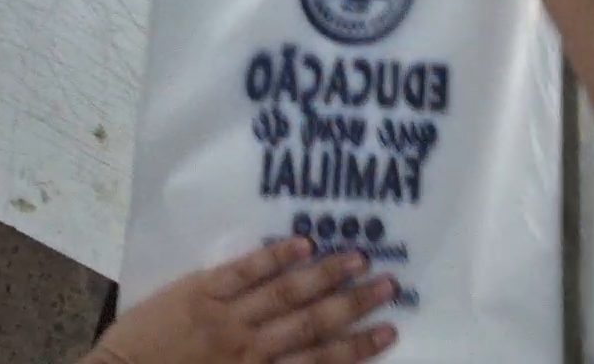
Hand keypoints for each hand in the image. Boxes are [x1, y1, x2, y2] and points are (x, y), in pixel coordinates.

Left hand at [88, 237, 396, 363]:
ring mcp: (228, 315)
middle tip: (389, 285)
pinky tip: (303, 242)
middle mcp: (250, 348)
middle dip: (354, 306)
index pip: (318, 362)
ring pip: (287, 293)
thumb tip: (306, 358)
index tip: (390, 332)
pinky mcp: (203, 289)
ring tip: (360, 257)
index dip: (356, 349)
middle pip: (313, 325)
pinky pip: (246, 270)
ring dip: (326, 276)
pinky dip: (275, 256)